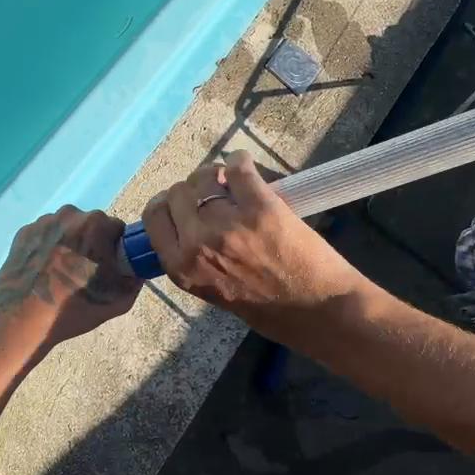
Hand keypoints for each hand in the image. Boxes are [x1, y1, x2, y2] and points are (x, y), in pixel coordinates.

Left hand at [0, 206, 140, 349]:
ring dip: (69, 243)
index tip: (109, 266)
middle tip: (85, 271)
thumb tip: (137, 268)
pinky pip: (45, 235)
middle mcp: (69, 214)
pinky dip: (48, 246)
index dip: (116, 249)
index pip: (117, 230)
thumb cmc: (74, 308)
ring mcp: (43, 221)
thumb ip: (135, 279)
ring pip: (66, 228)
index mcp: (96, 224)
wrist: (23, 318)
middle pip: (90, 225)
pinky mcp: (23, 232)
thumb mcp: (119, 300)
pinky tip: (44, 270)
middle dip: (92, 243)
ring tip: (62, 272)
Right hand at [141, 151, 375, 344]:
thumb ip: (193, 261)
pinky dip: (240, 162)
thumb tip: (189, 228)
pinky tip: (245, 167)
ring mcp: (228, 224)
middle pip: (177, 194)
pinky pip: (238, 169)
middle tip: (211, 194)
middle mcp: (197, 244)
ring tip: (230, 183)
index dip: (166, 205)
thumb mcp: (211, 292)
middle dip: (191, 190)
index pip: (154, 218)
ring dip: (215, 176)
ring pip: (205, 178)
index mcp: (181, 268)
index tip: (181, 204)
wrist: (321, 312)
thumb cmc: (269, 311)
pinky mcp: (260, 208)